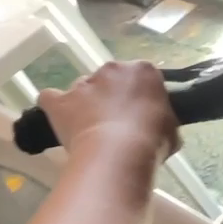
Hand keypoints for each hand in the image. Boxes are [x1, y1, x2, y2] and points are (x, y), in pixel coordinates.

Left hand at [36, 61, 180, 159]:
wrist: (119, 154)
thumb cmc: (153, 139)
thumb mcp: (171, 128)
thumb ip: (162, 118)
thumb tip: (157, 127)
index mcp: (144, 70)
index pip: (142, 76)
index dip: (141, 94)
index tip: (142, 112)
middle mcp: (113, 69)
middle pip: (110, 78)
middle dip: (112, 95)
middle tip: (117, 120)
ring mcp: (83, 83)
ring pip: (83, 88)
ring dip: (85, 103)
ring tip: (89, 127)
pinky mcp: (59, 101)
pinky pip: (51, 98)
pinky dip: (55, 107)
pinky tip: (61, 120)